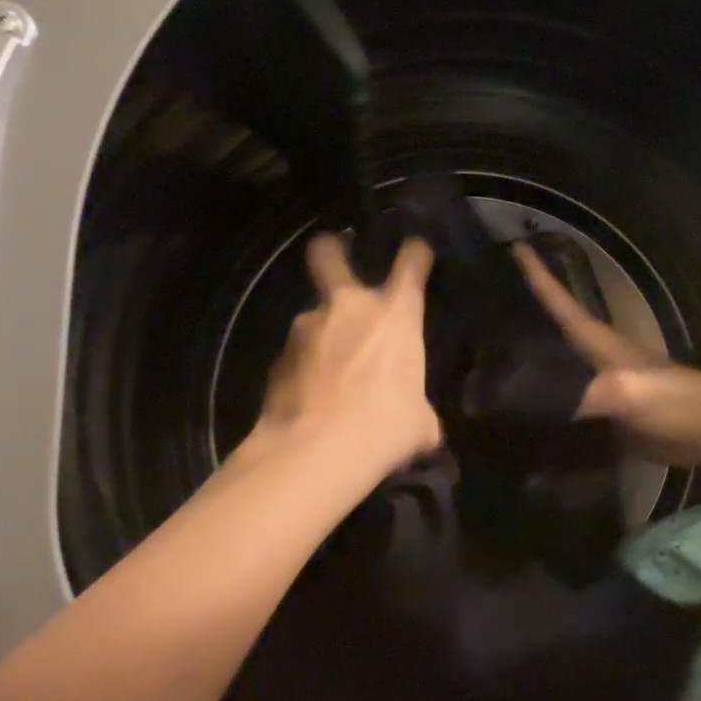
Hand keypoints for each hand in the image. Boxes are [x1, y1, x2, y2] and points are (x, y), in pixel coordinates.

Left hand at [246, 234, 440, 476]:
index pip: (411, 261)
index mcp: (394, 313)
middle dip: (331, 249)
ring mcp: (306, 328)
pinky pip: (297, 354)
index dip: (416, 251)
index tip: (418, 249)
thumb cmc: (385, 427)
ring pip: (313, 314)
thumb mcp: (420, 421)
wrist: (315, 452)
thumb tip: (424, 426)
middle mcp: (348, 307)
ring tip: (330, 366)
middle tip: (337, 256)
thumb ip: (420, 409)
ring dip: (322, 331)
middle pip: (329, 253)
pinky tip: (311, 395)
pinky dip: (305, 368)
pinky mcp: (277, 358)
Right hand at [513, 243, 700, 463]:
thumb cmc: (675, 400)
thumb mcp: (627, 392)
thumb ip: (585, 396)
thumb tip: (537, 403)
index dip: (541, 276)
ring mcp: (610, 390)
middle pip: (562, 332)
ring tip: (505, 359)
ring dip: (540, 361)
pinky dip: (555, 402)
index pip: (563, 305)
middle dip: (533, 313)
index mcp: (604, 345)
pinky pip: (575, 405)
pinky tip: (536, 413)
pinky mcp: (617, 418)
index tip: (519, 246)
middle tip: (500, 299)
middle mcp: (602, 361)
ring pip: (565, 369)